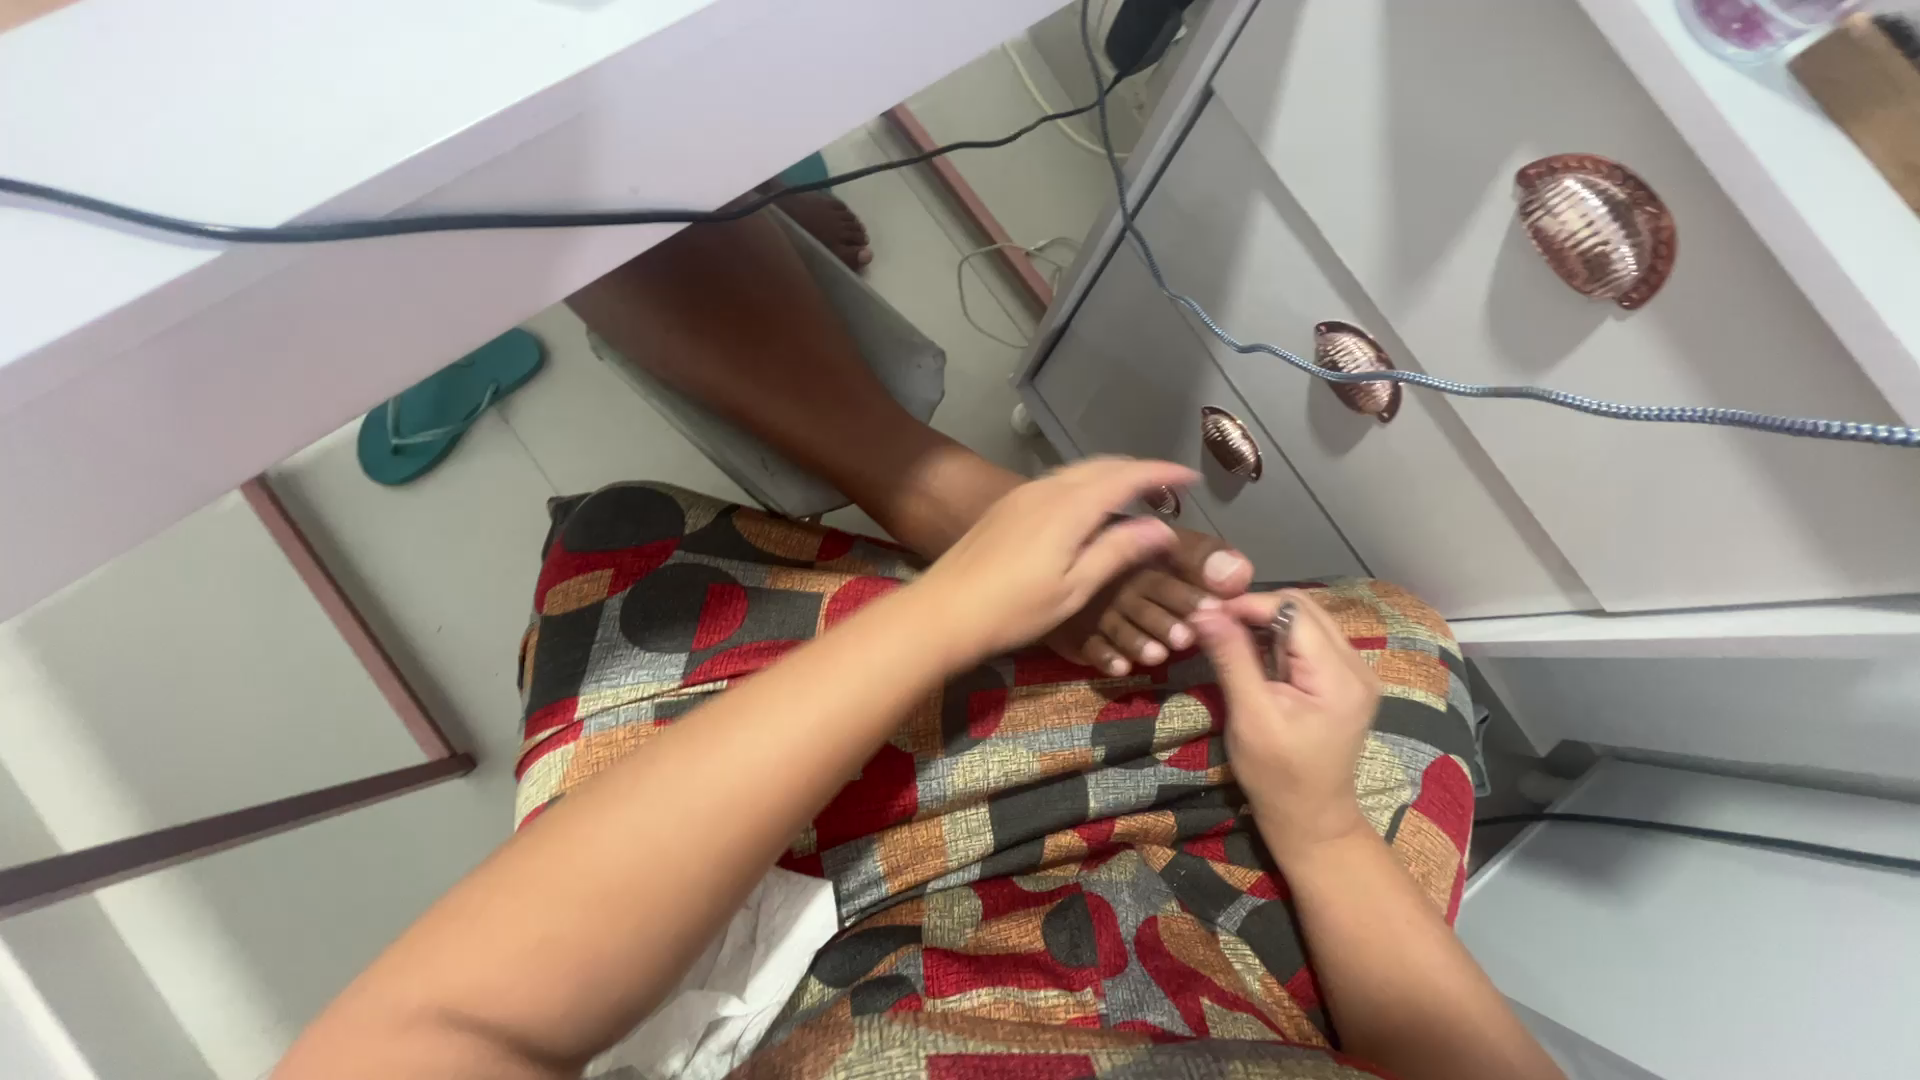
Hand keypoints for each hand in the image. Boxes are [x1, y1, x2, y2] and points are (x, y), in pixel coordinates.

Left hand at [913, 457, 1197, 664]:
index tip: (1190, 478)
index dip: (1161, 473)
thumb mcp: (1074, 588)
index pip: (1126, 476)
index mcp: (1069, 507)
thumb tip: (1161, 528)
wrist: (944, 610)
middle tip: (1166, 490)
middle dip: (1137, 471)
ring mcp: (1022, 494)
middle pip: (1102, 466)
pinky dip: (1084, 486)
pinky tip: (1087, 510)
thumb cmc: (1014, 608)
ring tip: (1133, 498)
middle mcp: (1047, 489)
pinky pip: (1057, 482)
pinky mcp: (1007, 506)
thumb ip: (1118, 552)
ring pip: (1077, 472)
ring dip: (1109, 477)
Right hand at [1044, 526, 1253, 675]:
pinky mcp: (1078, 631)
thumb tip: (1238, 575)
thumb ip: (1209, 561)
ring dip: (1136, 640)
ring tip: (1158, 656)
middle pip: (1138, 600)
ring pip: (1115, 624)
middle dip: (1162, 620)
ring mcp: (1094, 607)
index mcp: (1144, 555)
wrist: (1082, 564)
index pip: (1166, 574)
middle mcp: (1116, 580)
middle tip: (1184, 639)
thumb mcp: (1180, 552)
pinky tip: (1121, 668)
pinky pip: (1088, 643)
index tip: (1212, 610)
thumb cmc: (1148, 562)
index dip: (1188, 593)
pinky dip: (1103, 656)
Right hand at [1190, 590, 1381, 862]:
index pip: (1293, 610)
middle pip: (1304, 607)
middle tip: (1215, 623)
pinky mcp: (1344, 679)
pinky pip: (1309, 638)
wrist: (1310, 817)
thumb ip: (1231, 658)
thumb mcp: (1249, 715)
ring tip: (1229, 637)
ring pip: (1306, 619)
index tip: (1207, 614)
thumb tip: (1203, 611)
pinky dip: (1278, 637)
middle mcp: (1357, 665)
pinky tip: (1253, 654)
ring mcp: (1355, 671)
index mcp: (1339, 675)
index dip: (1248, 604)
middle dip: (1256, 608)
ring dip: (1266, 621)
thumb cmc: (1276, 774)